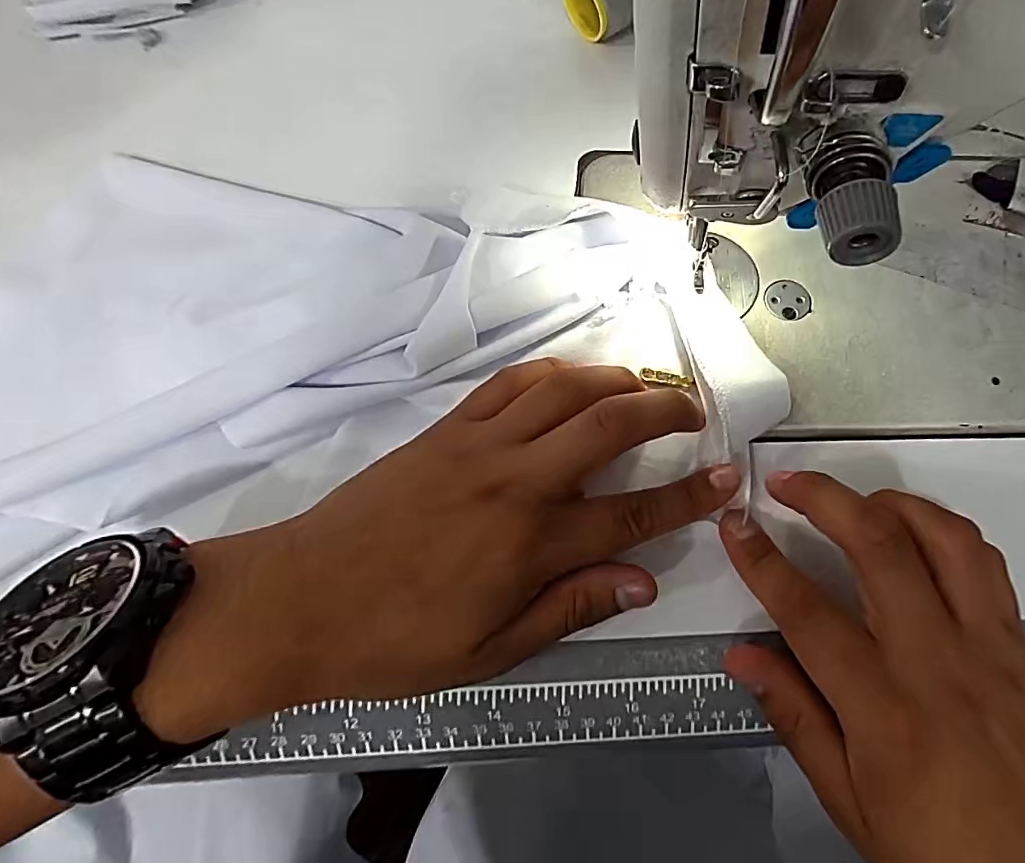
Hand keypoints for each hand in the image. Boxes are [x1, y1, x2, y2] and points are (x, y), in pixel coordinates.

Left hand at [136, 359, 741, 739]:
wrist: (297, 600)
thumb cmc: (395, 640)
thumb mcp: (489, 651)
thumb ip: (571, 606)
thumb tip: (642, 581)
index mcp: (531, 544)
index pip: (632, 513)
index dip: (689, 495)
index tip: (727, 475)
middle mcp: (516, 481)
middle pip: (609, 426)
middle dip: (663, 411)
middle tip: (694, 411)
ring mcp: (480, 444)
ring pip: (564, 390)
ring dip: (615, 380)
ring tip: (645, 386)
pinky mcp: (448, 427)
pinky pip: (511, 383)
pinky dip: (553, 372)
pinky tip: (573, 377)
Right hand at [719, 472, 1024, 862]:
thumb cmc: (942, 853)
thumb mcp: (849, 800)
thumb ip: (795, 716)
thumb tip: (744, 657)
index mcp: (885, 711)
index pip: (807, 613)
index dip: (762, 560)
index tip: (737, 526)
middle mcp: (937, 663)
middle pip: (878, 546)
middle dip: (823, 498)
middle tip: (788, 483)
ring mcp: (985, 645)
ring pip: (940, 537)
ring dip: (889, 501)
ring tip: (853, 498)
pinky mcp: (1017, 642)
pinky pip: (985, 560)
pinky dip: (943, 528)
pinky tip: (917, 531)